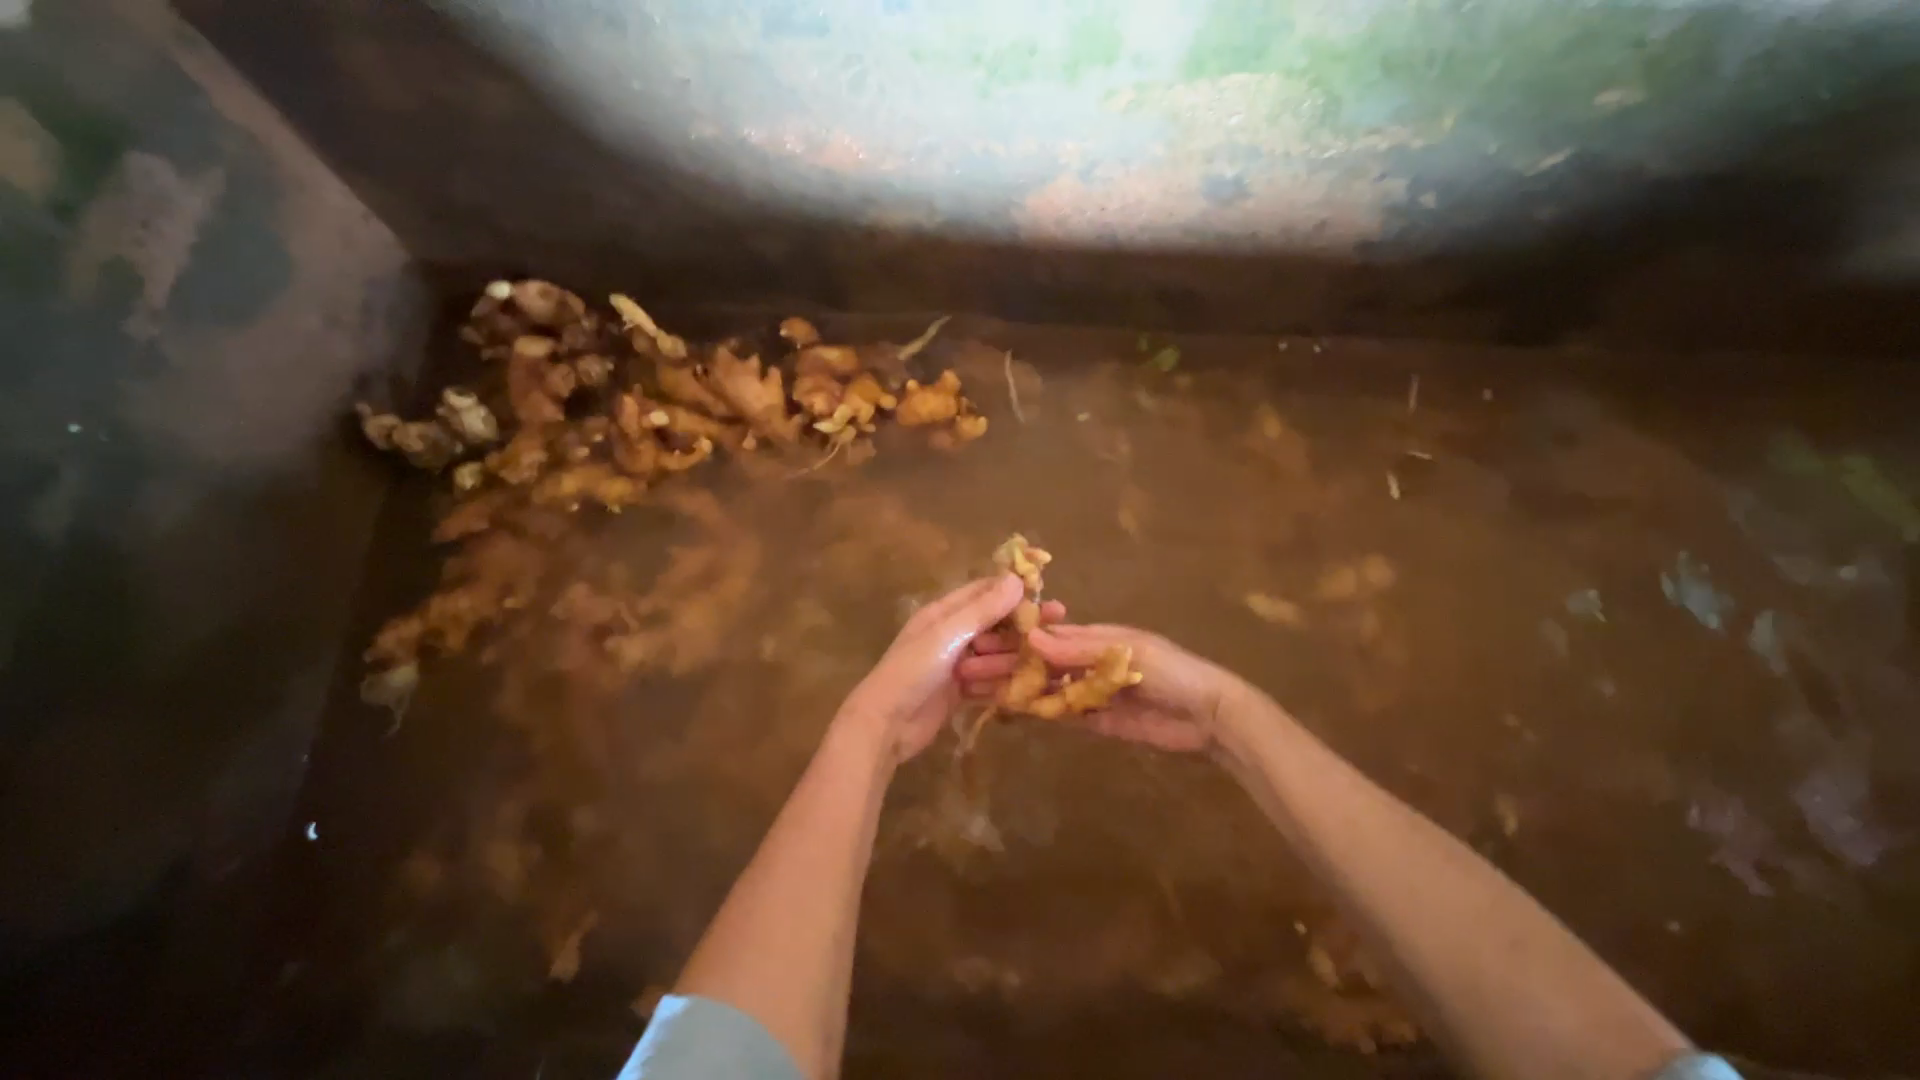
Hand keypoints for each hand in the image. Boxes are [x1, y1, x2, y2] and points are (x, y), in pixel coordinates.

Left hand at [837, 575, 1035, 762]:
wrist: (885, 724)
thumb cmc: (912, 671)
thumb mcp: (948, 634)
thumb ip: (983, 609)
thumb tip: (1017, 578)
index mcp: (943, 613)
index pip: (984, 592)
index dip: (1015, 591)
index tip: (1047, 591)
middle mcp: (951, 634)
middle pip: (994, 624)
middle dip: (1023, 626)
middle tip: (1059, 625)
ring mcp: (955, 664)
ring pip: (994, 654)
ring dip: (1014, 657)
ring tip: (1041, 662)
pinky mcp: (959, 692)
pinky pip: (989, 681)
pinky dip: (1005, 682)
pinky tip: (1030, 685)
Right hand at [963, 624, 1249, 754]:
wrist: (1209, 715)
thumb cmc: (1172, 671)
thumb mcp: (1126, 650)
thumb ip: (1079, 649)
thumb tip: (1031, 637)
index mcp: (1095, 637)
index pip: (1046, 636)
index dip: (1014, 639)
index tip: (980, 642)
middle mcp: (1088, 662)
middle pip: (1040, 662)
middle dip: (1006, 664)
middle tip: (968, 670)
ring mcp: (1092, 692)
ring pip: (1046, 688)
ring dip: (1017, 688)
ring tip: (981, 692)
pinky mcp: (1098, 721)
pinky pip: (1063, 713)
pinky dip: (1039, 711)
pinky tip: (1012, 711)